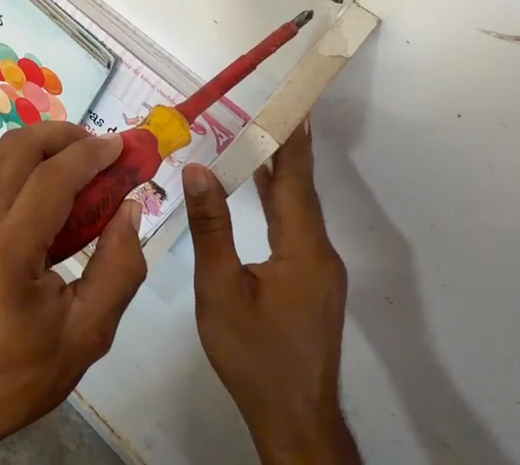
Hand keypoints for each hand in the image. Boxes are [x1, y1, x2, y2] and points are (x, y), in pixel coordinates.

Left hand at [0, 123, 147, 463]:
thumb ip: (118, 269)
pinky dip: (22, 170)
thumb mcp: (85, 336)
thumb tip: (129, 210)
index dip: (90, 155)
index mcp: (5, 253)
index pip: (51, 178)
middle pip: (18, 149)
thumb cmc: (15, 376)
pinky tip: (50, 194)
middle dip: (64, 136)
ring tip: (82, 167)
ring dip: (42, 150)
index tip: (122, 145)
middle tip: (102, 148)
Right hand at [184, 123, 359, 464]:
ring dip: (280, 176)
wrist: (292, 417)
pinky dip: (278, 204)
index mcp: (303, 249)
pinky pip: (295, 231)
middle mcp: (320, 255)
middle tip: (267, 109)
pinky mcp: (311, 287)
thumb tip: (199, 169)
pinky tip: (261, 194)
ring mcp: (318, 273)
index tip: (294, 103)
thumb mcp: (220, 289)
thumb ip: (211, 227)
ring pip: (298, 213)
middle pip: (302, 191)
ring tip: (258, 139)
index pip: (297, 181)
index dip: (293, 140)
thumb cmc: (253, 353)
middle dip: (285, 150)